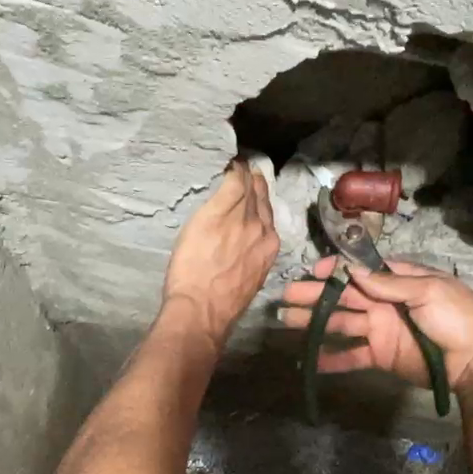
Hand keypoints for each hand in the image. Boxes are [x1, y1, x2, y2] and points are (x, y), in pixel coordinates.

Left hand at [161, 160, 279, 342]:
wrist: (203, 308)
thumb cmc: (222, 304)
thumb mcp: (248, 280)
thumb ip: (250, 258)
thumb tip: (243, 251)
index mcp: (269, 248)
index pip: (267, 216)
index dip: (260, 204)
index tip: (254, 197)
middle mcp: (260, 229)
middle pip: (260, 199)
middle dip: (255, 186)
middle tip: (250, 174)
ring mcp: (240, 218)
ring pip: (247, 188)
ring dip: (244, 177)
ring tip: (239, 168)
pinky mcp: (217, 212)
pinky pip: (231, 183)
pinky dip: (232, 173)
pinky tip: (230, 166)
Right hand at [277, 256, 472, 397]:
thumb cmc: (458, 317)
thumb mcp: (427, 291)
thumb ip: (389, 283)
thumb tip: (352, 269)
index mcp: (399, 281)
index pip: (361, 270)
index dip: (335, 269)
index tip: (312, 271)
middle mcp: (386, 303)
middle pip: (344, 297)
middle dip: (315, 296)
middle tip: (286, 297)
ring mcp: (382, 330)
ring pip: (342, 324)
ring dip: (315, 323)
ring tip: (287, 322)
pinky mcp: (381, 356)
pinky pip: (351, 355)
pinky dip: (331, 358)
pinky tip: (309, 359)